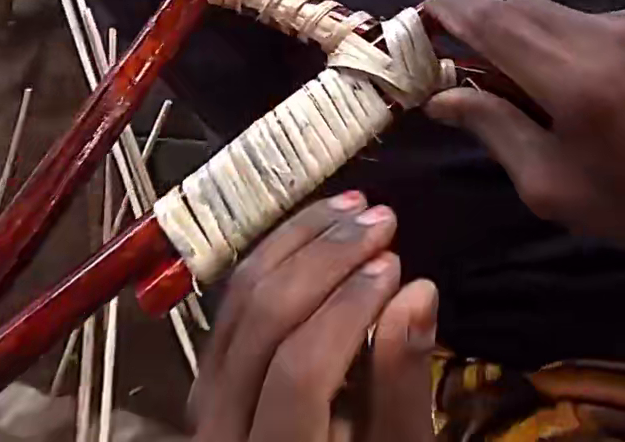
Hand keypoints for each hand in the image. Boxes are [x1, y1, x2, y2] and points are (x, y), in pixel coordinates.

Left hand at [190, 193, 437, 441]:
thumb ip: (404, 382)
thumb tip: (420, 291)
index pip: (301, 371)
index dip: (349, 307)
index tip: (395, 262)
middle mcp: (221, 430)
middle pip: (264, 322)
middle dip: (329, 257)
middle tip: (382, 218)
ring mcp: (204, 401)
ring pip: (241, 297)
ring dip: (302, 239)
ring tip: (355, 205)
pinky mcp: (208, 373)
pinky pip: (234, 297)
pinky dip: (279, 250)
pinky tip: (320, 225)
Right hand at [423, 0, 624, 264]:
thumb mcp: (554, 186)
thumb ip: (493, 128)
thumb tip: (440, 95)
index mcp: (575, 81)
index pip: (494, 21)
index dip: (454, 8)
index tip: (427, 8)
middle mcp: (609, 32)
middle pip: (524, 6)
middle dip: (494, 25)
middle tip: (483, 56)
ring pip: (565, 11)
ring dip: (545, 37)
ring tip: (561, 83)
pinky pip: (607, 17)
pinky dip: (591, 41)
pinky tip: (613, 79)